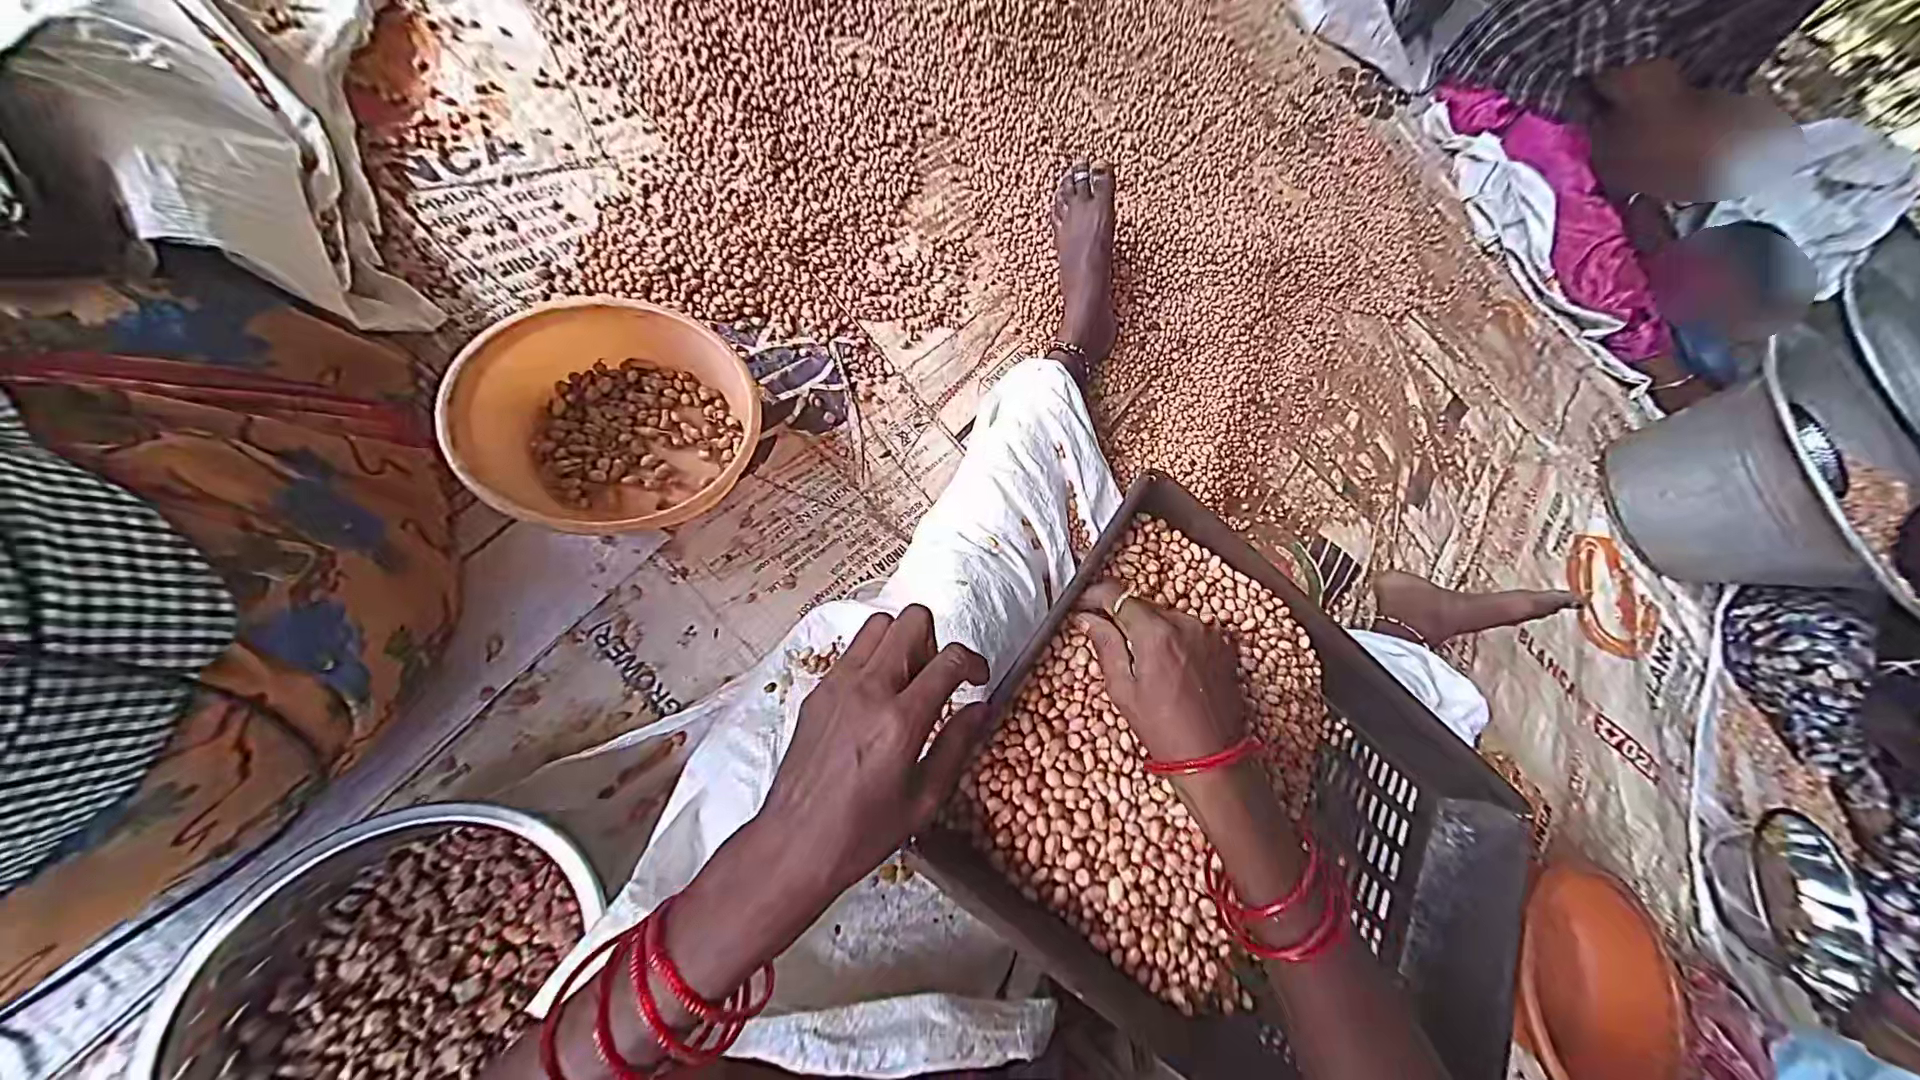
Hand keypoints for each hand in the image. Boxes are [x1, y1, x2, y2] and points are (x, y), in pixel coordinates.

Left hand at [756, 605, 992, 901]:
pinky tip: (876, 697)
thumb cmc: (860, 832)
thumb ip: (957, 744)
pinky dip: (874, 658)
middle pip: (913, 620)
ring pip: (880, 624)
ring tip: (907, 682)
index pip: (949, 658)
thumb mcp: (924, 798)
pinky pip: (853, 651)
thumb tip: (981, 709)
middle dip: (937, 641)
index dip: (974, 661)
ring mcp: (837, 685)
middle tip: (938, 678)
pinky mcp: (817, 691)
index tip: (977, 677)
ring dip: (903, 642)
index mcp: (900, 720)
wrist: (793, 844)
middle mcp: (868, 690)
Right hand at [1071, 580, 1243, 763]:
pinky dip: (1174, 639)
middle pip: (1142, 605)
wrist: (1212, 756)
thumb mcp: (1122, 688)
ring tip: (1144, 663)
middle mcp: (1184, 624)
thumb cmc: (1163, 729)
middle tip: (1109, 640)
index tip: (1083, 602)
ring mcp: (1207, 633)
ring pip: (1165, 617)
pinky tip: (1169, 667)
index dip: (1095, 595)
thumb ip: (1106, 645)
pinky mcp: (1222, 644)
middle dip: (1122, 617)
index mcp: (1155, 634)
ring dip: (1150, 629)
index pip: (1116, 595)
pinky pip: (1188, 629)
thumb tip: (1089, 618)